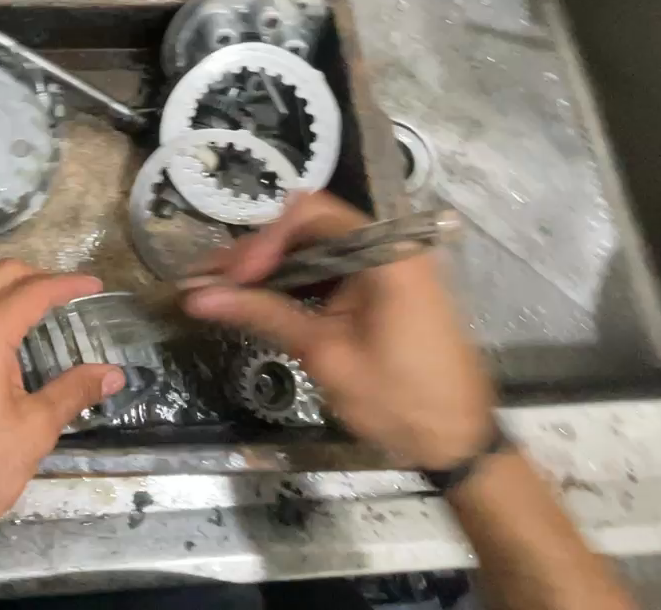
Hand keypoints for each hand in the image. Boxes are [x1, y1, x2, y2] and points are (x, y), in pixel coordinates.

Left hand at [0, 261, 124, 557]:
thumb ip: (74, 392)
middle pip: (0, 275)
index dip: (67, 284)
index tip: (95, 284)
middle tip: (70, 295)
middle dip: (38, 276)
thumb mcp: (34, 430)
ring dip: (10, 290)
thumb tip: (113, 374)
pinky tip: (8, 341)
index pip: (32, 290)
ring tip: (43, 313)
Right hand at [182, 193, 494, 469]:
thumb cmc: (401, 402)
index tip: (235, 277)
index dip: (265, 239)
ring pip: (310, 248)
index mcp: (387, 254)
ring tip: (219, 288)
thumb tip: (199, 297)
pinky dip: (290, 282)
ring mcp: (384, 266)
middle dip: (256, 255)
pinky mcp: (378, 287)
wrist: (461, 446)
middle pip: (306, 228)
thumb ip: (264, 315)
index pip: (310, 215)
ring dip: (266, 268)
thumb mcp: (326, 356)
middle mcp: (387, 248)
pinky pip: (326, 269)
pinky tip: (252, 296)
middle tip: (211, 281)